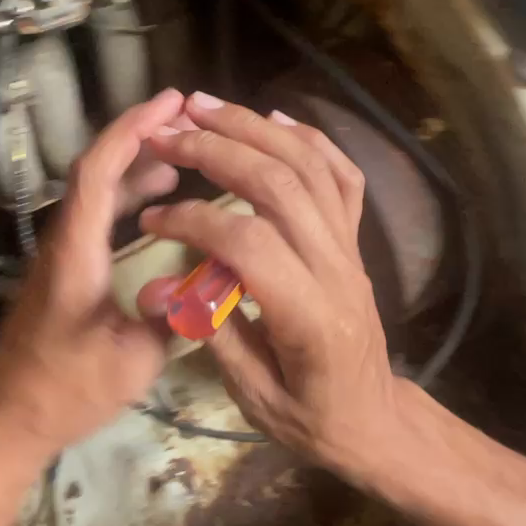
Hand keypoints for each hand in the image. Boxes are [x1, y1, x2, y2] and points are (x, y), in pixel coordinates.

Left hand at [0, 88, 188, 458]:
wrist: (4, 424)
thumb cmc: (62, 390)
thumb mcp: (131, 360)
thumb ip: (172, 315)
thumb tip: (211, 281)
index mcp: (75, 251)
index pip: (99, 170)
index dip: (132, 128)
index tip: (169, 101)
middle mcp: (63, 244)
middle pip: (96, 173)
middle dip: (139, 141)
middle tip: (186, 126)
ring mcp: (59, 261)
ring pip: (95, 199)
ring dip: (134, 174)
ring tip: (180, 164)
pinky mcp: (62, 279)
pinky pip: (96, 225)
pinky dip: (126, 207)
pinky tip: (154, 216)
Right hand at [136, 92, 406, 469]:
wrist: (374, 419)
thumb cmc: (310, 416)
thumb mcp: (253, 395)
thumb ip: (211, 332)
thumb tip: (155, 288)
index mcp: (308, 314)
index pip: (249, 243)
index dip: (194, 221)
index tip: (151, 220)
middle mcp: (336, 266)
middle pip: (280, 185)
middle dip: (217, 151)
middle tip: (166, 132)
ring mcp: (351, 246)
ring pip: (308, 167)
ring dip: (253, 128)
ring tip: (202, 106)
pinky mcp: (355, 239)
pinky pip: (340, 175)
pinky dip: (308, 139)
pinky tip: (272, 116)